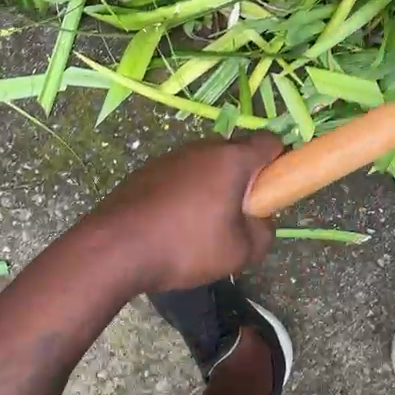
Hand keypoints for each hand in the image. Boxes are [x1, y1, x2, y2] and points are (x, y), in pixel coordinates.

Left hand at [82, 135, 283, 294]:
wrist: (114, 248)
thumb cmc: (185, 245)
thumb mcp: (240, 252)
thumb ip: (264, 234)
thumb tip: (262, 223)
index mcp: (232, 158)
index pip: (270, 141)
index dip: (280, 163)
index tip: (272, 193)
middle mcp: (203, 147)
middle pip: (237, 153)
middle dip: (244, 180)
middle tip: (237, 217)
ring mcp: (172, 156)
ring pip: (206, 165)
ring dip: (213, 187)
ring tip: (201, 228)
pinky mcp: (148, 170)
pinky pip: (180, 176)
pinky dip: (185, 194)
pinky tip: (172, 227)